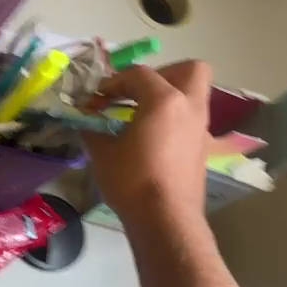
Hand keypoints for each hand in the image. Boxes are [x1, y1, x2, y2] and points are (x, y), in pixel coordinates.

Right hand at [81, 61, 213, 227]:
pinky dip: (171, 119)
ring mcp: (199, 126)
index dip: (113, 82)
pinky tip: (149, 140)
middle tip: (137, 94)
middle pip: (187, 70)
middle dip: (162, 74)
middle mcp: (189, 106)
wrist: (164, 217)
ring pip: (192, 94)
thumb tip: (86, 120)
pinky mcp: (200, 146)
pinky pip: (188, 118)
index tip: (95, 99)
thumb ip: (93, 130)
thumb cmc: (131, 181)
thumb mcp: (102, 154)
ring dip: (167, 97)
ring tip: (139, 118)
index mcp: (164, 101)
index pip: (139, 74)